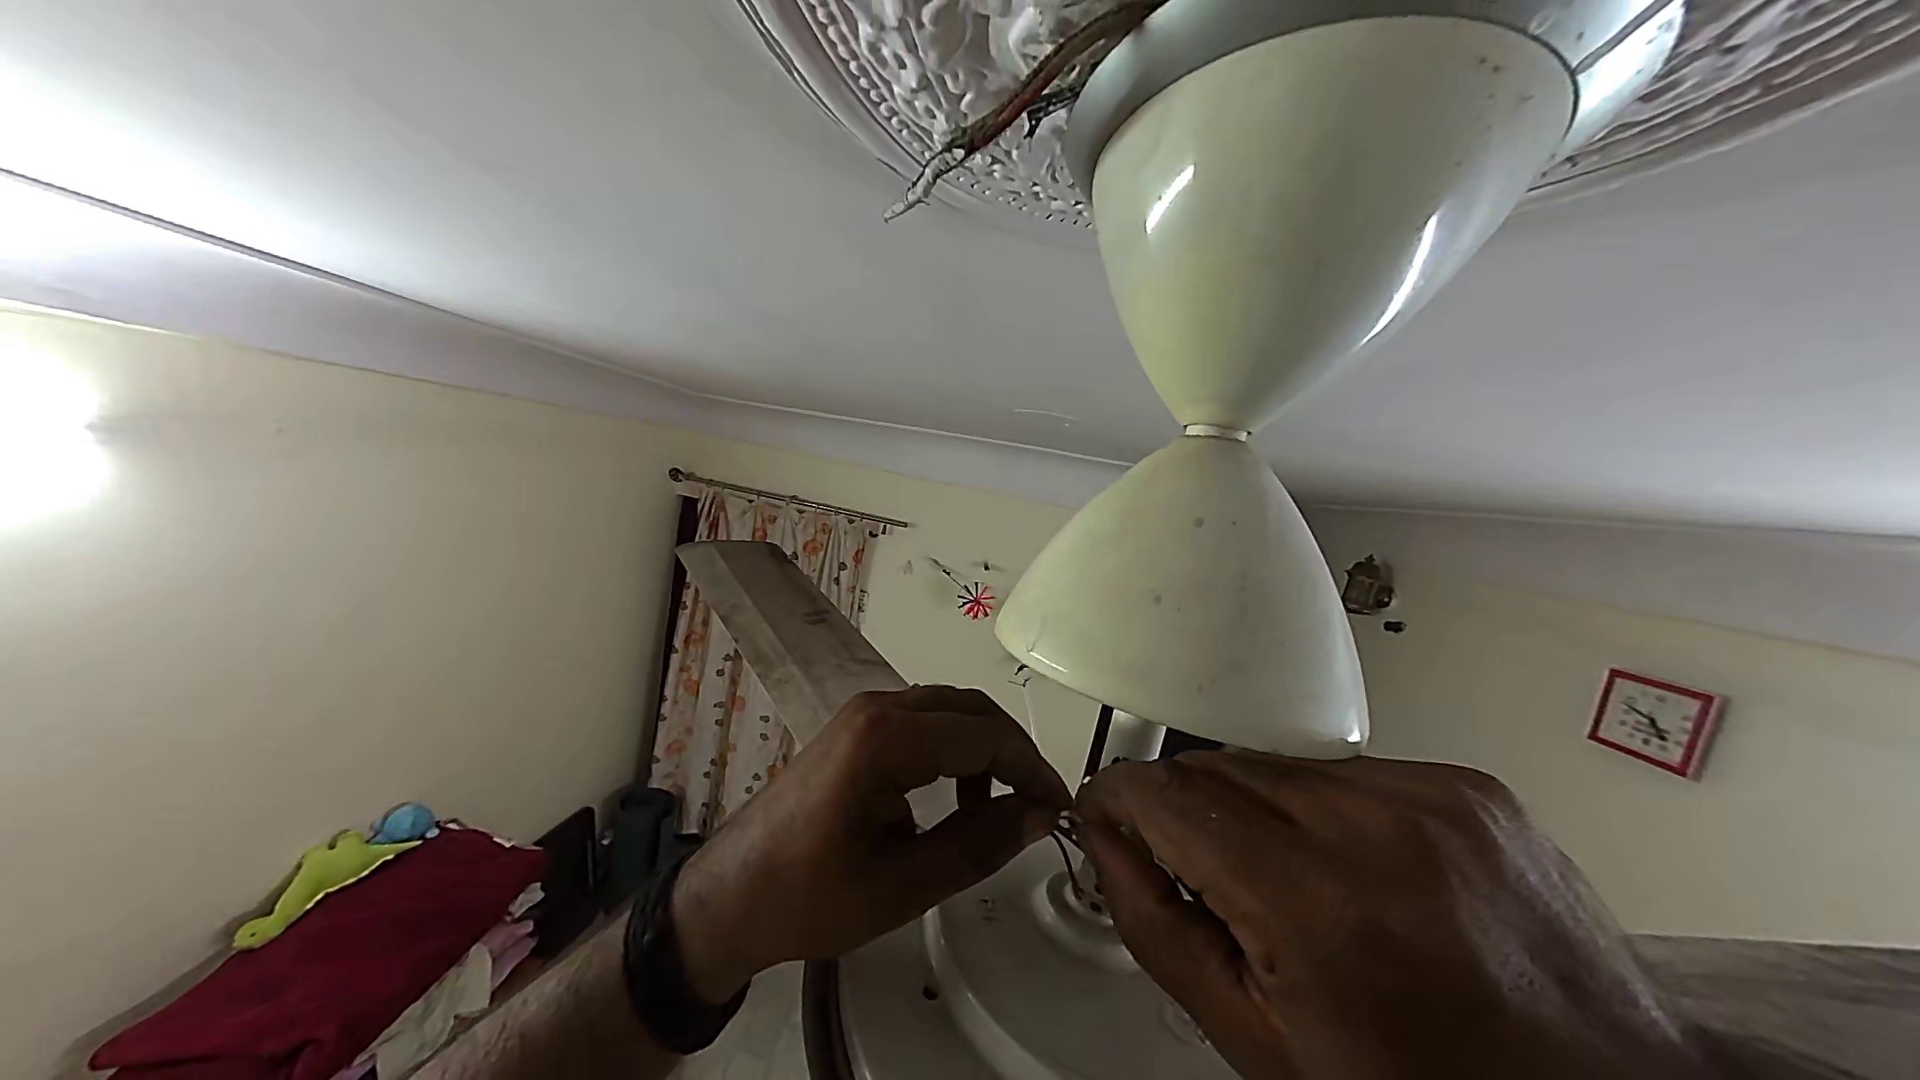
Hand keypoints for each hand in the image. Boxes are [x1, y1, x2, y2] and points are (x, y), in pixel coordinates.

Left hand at [671, 686, 1070, 1002]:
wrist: (731, 896)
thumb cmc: (810, 897)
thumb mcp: (904, 884)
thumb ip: (979, 843)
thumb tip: (1040, 813)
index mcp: (884, 738)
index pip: (984, 735)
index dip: (1031, 769)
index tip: (1059, 809)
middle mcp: (877, 706)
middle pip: (971, 709)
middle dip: (1014, 753)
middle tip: (1038, 806)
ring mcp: (864, 712)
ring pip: (950, 709)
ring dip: (985, 749)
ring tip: (995, 809)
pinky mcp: (858, 726)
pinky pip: (925, 721)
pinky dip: (955, 749)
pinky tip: (955, 796)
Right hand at [1076, 752, 1703, 1079]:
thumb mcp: (1258, 1038)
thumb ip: (1158, 928)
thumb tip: (1109, 845)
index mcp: (1316, 904)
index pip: (1169, 797)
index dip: (1119, 796)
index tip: (1105, 808)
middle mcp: (1375, 828)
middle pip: (1218, 768)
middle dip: (1178, 804)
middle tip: (1183, 857)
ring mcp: (1430, 797)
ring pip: (1275, 762)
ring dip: (1248, 804)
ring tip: (1277, 873)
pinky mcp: (1465, 784)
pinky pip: (1343, 768)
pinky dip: (1317, 804)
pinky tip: (1345, 862)